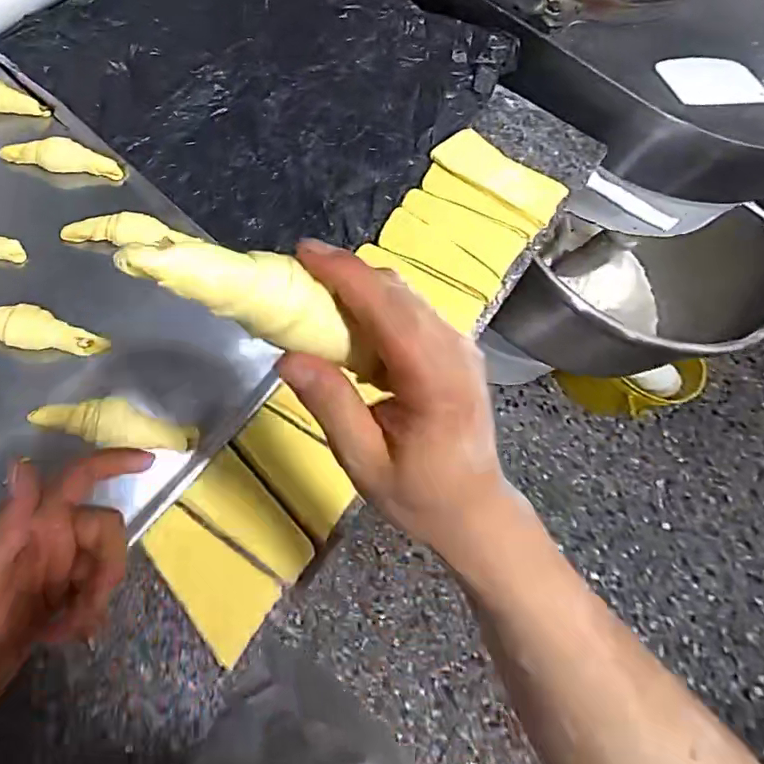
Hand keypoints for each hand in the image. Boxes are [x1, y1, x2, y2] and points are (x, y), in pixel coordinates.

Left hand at [0, 449, 152, 706]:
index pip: (79, 478)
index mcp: (34, 521)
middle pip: (103, 529)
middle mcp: (49, 537)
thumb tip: (22, 461)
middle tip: (87, 606)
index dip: (113, 463)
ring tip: (67, 629)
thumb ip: (10, 517)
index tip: (148, 462)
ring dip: (95, 597)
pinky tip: (61, 636)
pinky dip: (87, 614)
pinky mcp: (58, 599)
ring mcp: (55, 568)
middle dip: (107, 566)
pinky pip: (93, 594)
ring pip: (103, 565)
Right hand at [277, 239, 518, 558]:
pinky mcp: (453, 347)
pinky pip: (409, 309)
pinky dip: (373, 301)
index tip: (303, 252)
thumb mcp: (364, 462)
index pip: (387, 307)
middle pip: (396, 290)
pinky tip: (346, 317)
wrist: (475, 511)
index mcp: (435, 378)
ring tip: (314, 290)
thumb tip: (287, 357)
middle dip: (344, 272)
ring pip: (403, 294)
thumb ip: (330, 406)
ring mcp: (459, 345)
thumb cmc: (420, 495)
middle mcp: (454, 350)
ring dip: (358, 284)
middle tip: (297, 272)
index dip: (344, 274)